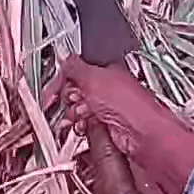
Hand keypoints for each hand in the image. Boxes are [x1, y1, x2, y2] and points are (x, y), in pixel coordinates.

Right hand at [51, 57, 193, 193]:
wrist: (141, 135)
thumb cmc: (129, 105)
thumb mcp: (94, 78)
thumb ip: (75, 67)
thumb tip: (64, 57)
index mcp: (107, 72)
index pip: (77, 71)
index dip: (63, 78)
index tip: (53, 87)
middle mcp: (107, 90)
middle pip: (75, 91)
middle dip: (69, 97)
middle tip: (73, 99)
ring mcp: (106, 109)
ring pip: (78, 109)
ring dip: (74, 113)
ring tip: (82, 114)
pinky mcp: (105, 127)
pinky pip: (83, 124)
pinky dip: (80, 125)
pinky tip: (84, 125)